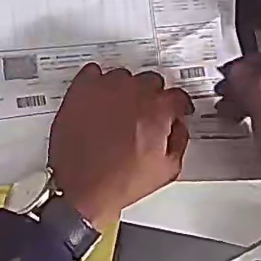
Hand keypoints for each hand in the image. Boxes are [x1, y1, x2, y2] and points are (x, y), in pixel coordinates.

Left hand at [49, 64, 193, 224]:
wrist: (80, 187)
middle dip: (151, 97)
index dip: (178, 106)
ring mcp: (105, 88)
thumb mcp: (167, 169)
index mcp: (157, 109)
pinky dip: (97, 83)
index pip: (177, 95)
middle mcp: (132, 92)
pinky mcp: (81, 90)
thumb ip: (180, 139)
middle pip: (151, 81)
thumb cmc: (117, 180)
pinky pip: (93, 73)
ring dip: (125, 90)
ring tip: (118, 111)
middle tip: (144, 115)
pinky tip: (98, 98)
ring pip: (123, 76)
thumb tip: (179, 128)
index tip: (175, 109)